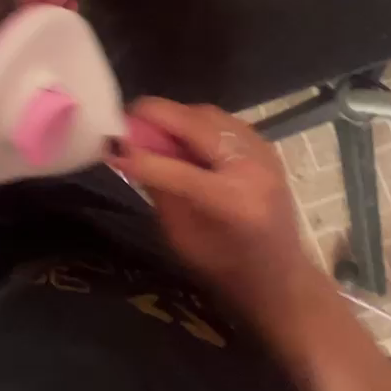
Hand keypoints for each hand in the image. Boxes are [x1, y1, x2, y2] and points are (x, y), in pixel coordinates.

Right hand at [109, 99, 317, 312]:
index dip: (138, 155)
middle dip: (154, 117)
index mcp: (234, 202)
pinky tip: (177, 136)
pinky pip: (219, 120)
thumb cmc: (225, 267)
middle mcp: (253, 169)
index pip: (177, 169)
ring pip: (206, 114)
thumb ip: (158, 189)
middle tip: (124, 121)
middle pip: (195, 124)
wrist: (281, 276)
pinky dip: (192, 122)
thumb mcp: (181, 237)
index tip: (109, 146)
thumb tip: (125, 151)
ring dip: (173, 117)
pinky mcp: (264, 145)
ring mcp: (263, 152)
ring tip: (149, 129)